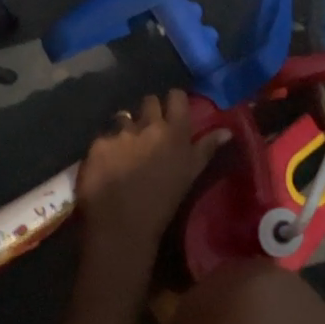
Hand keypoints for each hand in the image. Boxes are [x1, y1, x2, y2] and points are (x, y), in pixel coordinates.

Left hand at [75, 91, 229, 273]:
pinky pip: (103, 137)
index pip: (176, 96)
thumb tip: (227, 130)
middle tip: (148, 131)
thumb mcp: (191, 174)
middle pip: (149, 101)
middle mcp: (148, 126)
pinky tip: (106, 163)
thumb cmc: (164, 202)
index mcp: (175, 132)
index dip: (173, 102)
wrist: (124, 227)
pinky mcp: (97, 144)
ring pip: (123, 116)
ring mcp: (120, 134)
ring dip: (125, 128)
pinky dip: (105, 147)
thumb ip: (207, 148)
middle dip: (148, 112)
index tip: (172, 112)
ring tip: (124, 147)